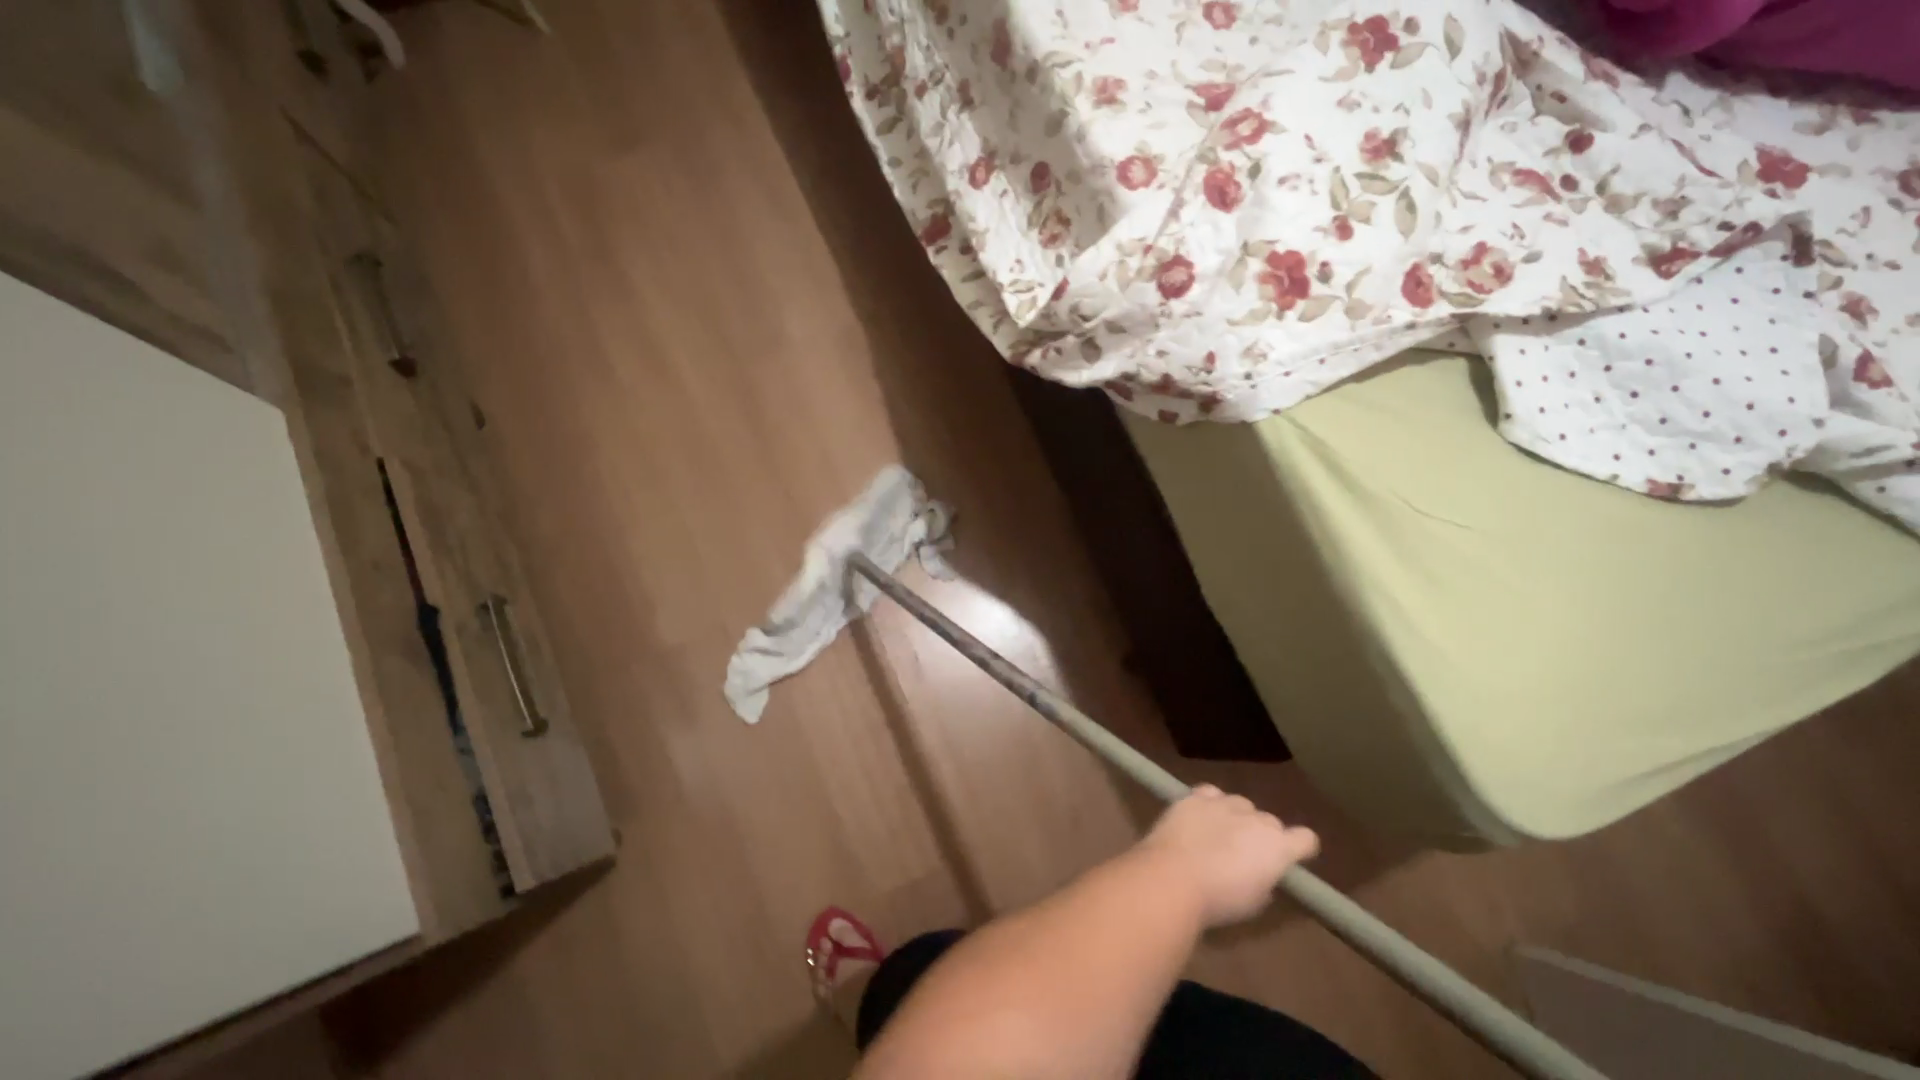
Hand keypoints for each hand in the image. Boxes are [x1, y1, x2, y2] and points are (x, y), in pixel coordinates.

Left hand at [1136, 785, 1318, 928]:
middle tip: (1242, 855)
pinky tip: (1197, 818)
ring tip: (1216, 835)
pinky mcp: (1195, 797)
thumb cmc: (1218, 900)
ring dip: (1235, 817)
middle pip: (1269, 821)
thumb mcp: (1253, 903)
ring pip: (1240, 805)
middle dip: (1261, 835)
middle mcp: (1257, 818)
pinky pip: (1210, 794)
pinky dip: (1208, 804)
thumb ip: (1264, 882)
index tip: (1291, 859)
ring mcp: (1225, 803)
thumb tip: (1260, 875)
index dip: (1300, 848)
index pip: (1306, 838)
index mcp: (1279, 846)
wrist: (1172, 878)